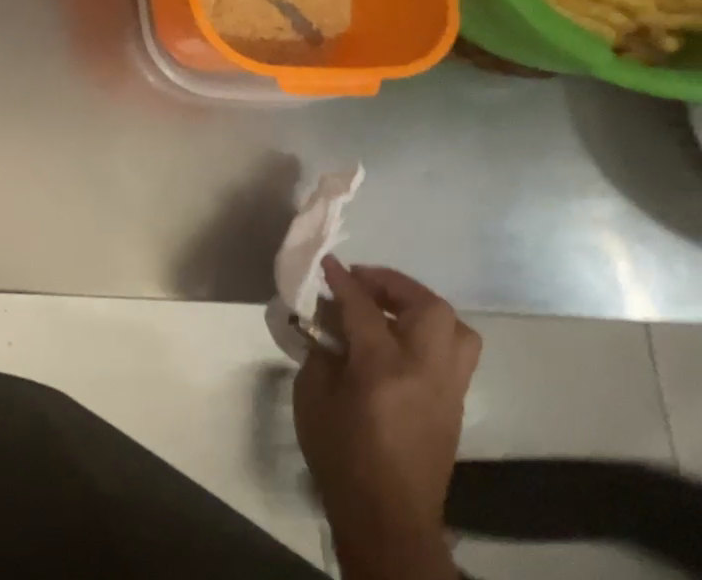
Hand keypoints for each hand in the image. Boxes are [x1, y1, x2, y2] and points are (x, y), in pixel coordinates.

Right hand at [295, 259, 479, 579]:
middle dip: (395, 285)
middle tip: (362, 281)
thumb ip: (323, 353)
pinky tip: (397, 340)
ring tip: (388, 307)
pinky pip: (454, 351)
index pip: (365, 309)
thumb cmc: (338, 450)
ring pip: (457, 329)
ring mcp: (448, 387)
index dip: (343, 281)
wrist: (385, 508)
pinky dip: (430, 332)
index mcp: (383, 368)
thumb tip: (328, 328)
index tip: (326, 262)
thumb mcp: (313, 394)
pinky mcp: (455, 401)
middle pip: (430, 309)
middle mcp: (426, 370)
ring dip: (422, 307)